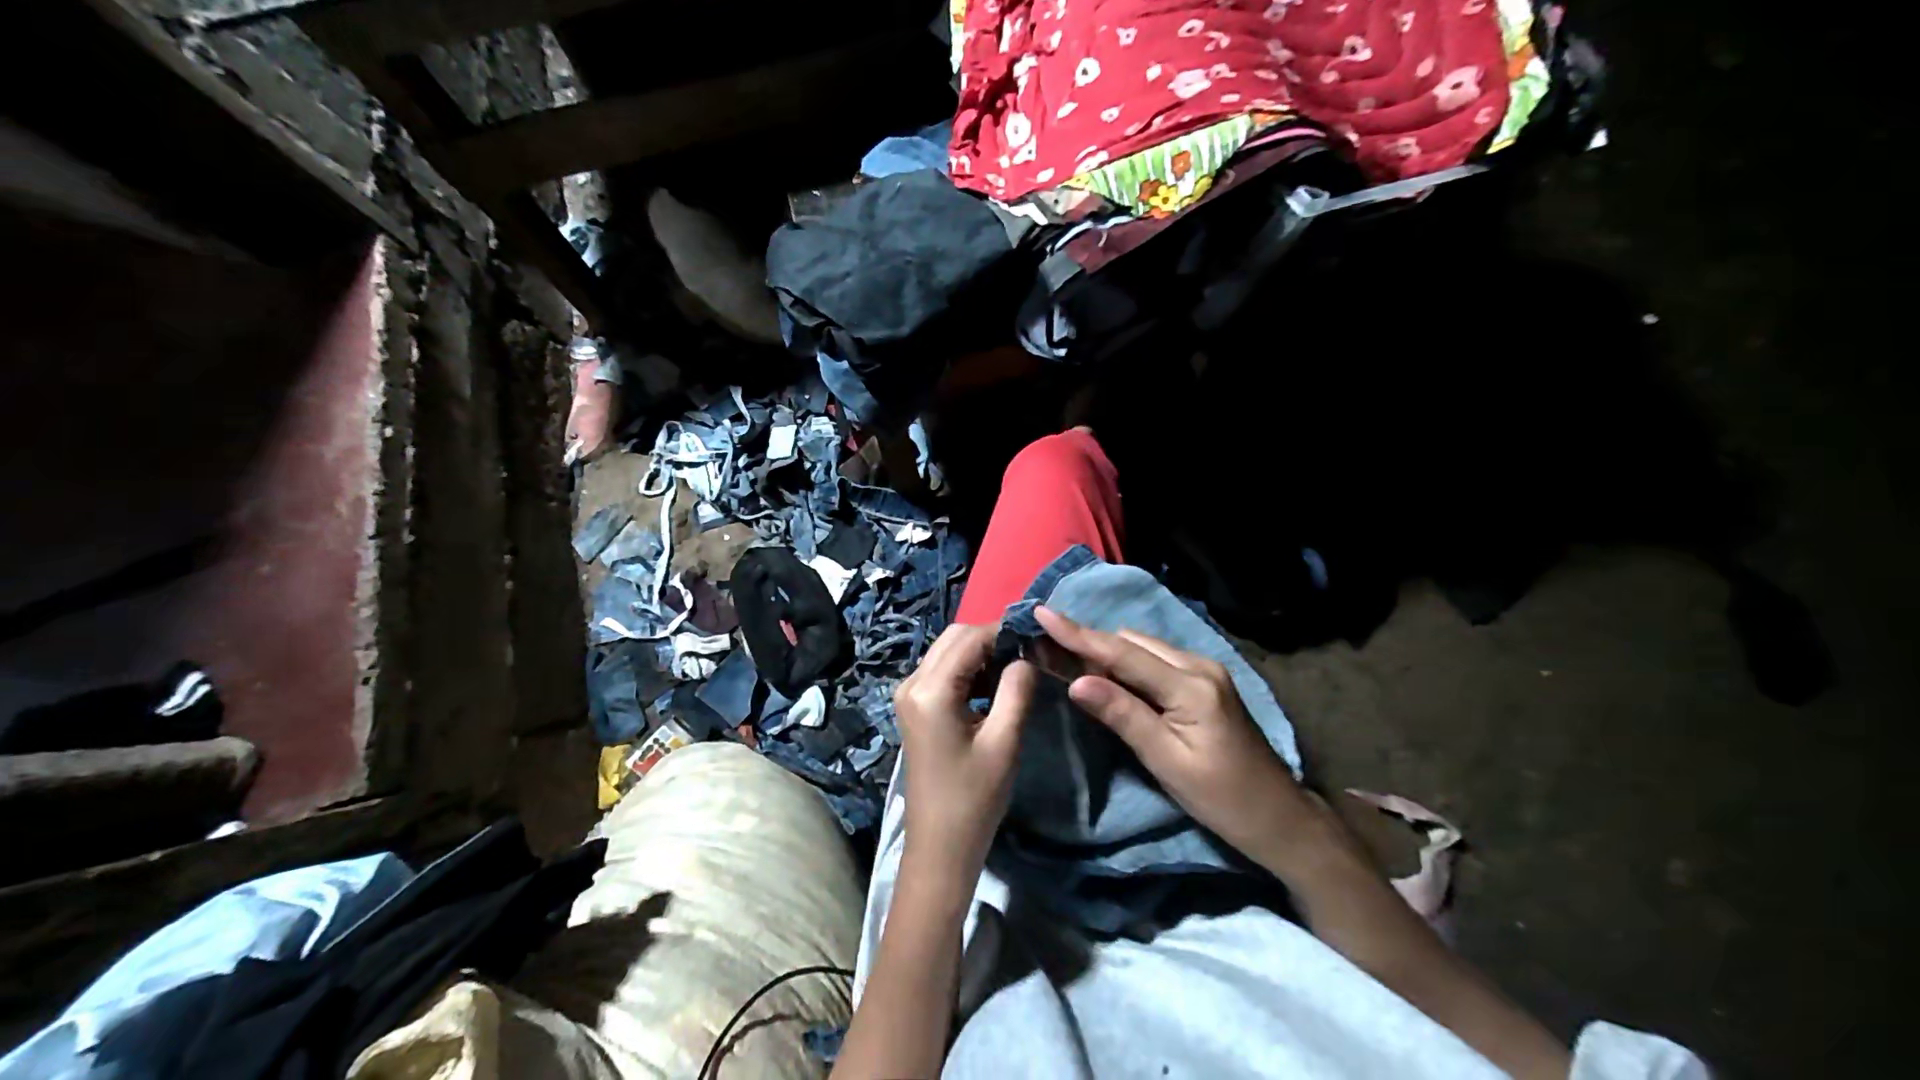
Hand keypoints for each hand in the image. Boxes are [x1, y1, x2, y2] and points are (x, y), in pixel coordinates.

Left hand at [894, 624, 1036, 872]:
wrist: (940, 845)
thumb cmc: (974, 797)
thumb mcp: (1004, 741)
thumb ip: (1016, 690)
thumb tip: (1026, 656)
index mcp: (930, 690)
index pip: (969, 638)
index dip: (1004, 632)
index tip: (1037, 640)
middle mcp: (911, 683)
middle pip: (954, 638)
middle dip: (991, 639)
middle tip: (1027, 656)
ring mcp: (908, 695)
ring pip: (947, 652)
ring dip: (980, 654)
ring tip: (1015, 672)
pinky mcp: (913, 707)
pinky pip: (942, 671)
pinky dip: (968, 670)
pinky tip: (993, 687)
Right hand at [1033, 606, 1310, 855]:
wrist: (1278, 815)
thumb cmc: (1221, 798)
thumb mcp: (1166, 761)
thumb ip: (1123, 715)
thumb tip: (1077, 681)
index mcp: (1190, 686)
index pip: (1122, 653)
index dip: (1078, 634)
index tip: (1042, 612)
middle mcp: (1199, 665)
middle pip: (1132, 642)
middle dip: (1090, 643)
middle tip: (1048, 652)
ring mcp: (1206, 671)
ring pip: (1144, 648)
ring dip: (1108, 653)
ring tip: (1069, 663)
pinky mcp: (1206, 681)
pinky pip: (1157, 660)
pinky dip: (1128, 664)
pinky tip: (1110, 678)